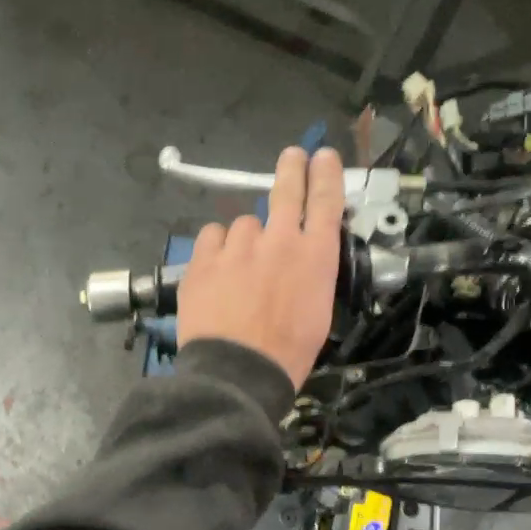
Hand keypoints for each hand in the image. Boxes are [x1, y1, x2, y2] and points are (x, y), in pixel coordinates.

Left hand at [177, 147, 344, 388]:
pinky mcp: (203, 259)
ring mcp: (238, 246)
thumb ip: (312, 276)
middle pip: (286, 189)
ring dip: (243, 240)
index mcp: (315, 255)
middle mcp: (279, 240)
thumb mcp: (318, 313)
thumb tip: (303, 261)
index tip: (323, 157)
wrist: (237, 372)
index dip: (326, 174)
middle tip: (292, 157)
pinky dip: (215, 249)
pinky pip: (211, 237)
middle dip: (292, 168)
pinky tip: (214, 269)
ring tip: (237, 271)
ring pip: (243, 225)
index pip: (326, 200)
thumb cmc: (286, 354)